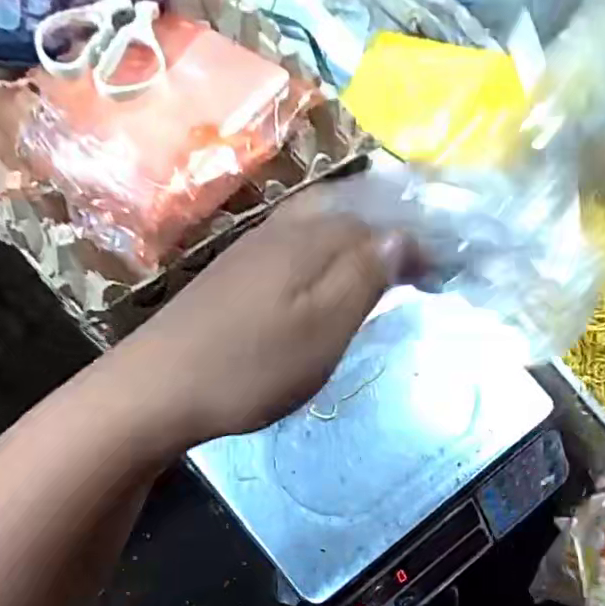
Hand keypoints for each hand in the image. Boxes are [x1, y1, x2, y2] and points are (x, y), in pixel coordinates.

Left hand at [101, 187, 410, 449]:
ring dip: (358, 247)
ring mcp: (253, 251)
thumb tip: (403, 234)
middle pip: (349, 216)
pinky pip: (297, 251)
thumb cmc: (253, 365)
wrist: (160, 389)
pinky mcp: (235, 276)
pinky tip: (328, 288)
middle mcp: (281, 231)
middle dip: (389, 236)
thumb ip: (365, 277)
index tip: (444, 272)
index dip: (416, 242)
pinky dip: (327, 261)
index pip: (379, 222)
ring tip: (384, 276)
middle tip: (419, 271)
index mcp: (310, 239)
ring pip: (320, 232)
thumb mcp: (324, 328)